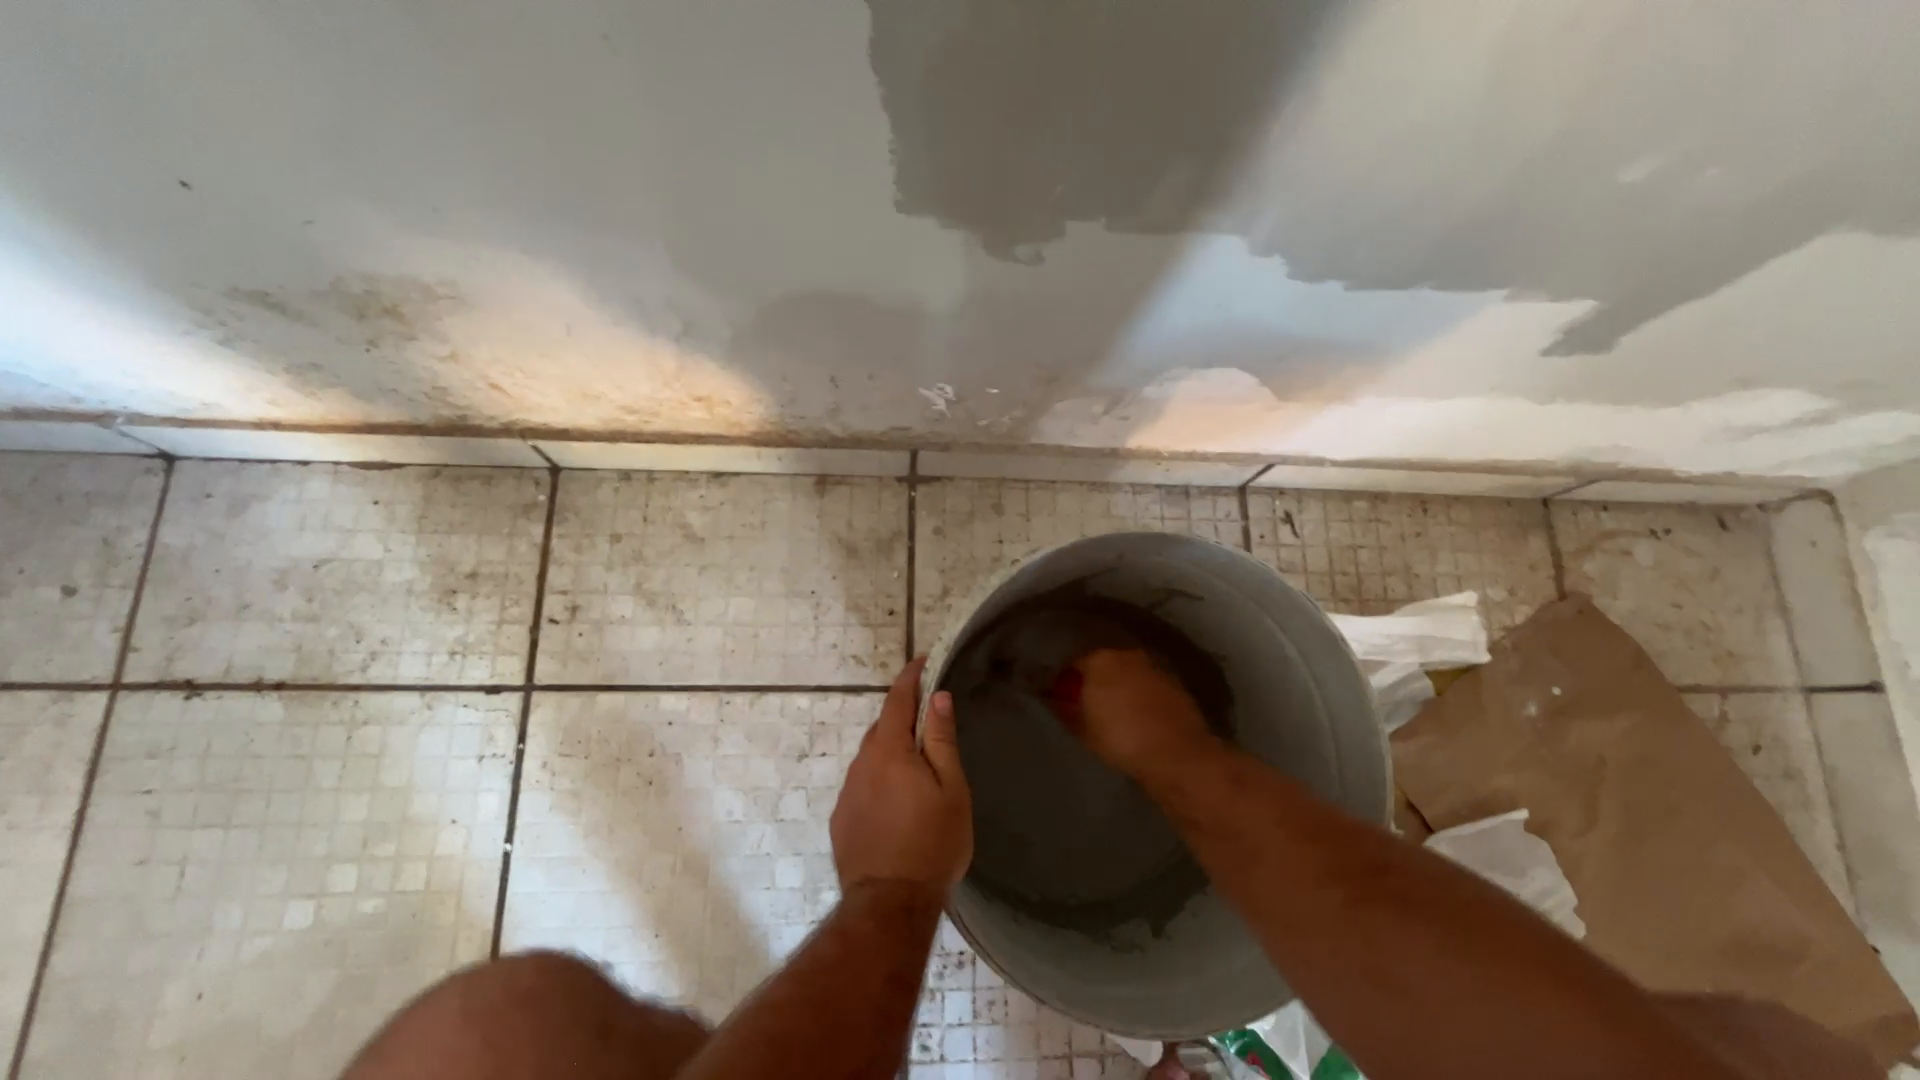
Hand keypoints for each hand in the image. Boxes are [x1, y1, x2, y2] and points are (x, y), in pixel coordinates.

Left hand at [831, 657, 971, 894]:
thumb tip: (937, 697)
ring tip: (920, 770)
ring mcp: (848, 793)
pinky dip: (881, 780)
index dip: (910, 677)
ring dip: (893, 753)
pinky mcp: (842, 819)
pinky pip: (864, 785)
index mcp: (889, 751)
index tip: (923, 660)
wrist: (889, 904)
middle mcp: (861, 764)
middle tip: (931, 721)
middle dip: (904, 718)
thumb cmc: (932, 843)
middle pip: (882, 729)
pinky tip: (900, 804)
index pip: (897, 700)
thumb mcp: (950, 789)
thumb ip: (941, 740)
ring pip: (872, 759)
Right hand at [1071, 648, 1218, 778]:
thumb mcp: (1083, 730)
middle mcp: (1128, 655)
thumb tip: (1053, 699)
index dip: (1066, 683)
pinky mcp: (1176, 683)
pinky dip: (1143, 695)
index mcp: (1100, 660)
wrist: (1177, 753)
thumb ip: (1065, 709)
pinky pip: (1149, 686)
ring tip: (1118, 714)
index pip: (1074, 663)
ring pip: (1129, 674)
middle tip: (1091, 707)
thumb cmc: (1121, 739)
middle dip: (1096, 681)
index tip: (1064, 701)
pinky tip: (1142, 717)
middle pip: (1104, 664)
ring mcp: (1155, 667)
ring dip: (1122, 687)